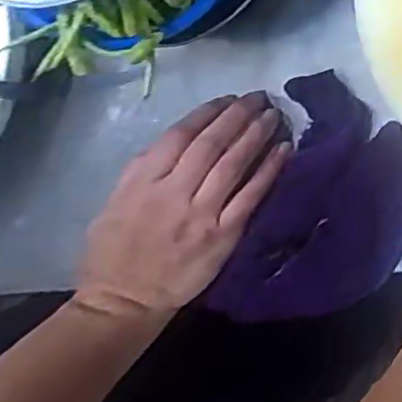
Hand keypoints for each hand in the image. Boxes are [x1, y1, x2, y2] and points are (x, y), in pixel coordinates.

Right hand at [74, 92, 290, 322]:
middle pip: (211, 144)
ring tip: (274, 115)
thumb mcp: (115, 205)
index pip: (178, 137)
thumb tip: (183, 134)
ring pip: (234, 163)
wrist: (122, 303)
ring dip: (258, 134)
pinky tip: (285, 148)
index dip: (207, 113)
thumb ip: (144, 171)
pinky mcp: (224, 232)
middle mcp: (170, 195)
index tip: (229, 99)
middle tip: (260, 98)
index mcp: (139, 186)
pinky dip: (271, 167)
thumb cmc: (115, 252)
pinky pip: (253, 192)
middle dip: (239, 116)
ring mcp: (200, 214)